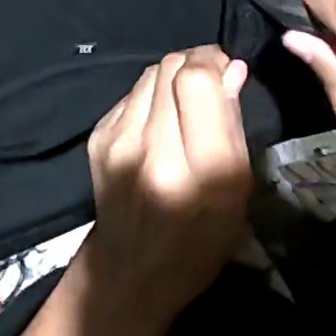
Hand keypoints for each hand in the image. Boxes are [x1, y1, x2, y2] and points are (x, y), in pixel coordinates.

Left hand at [80, 46, 252, 325]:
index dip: (213, 62)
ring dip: (173, 76)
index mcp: (201, 171)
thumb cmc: (200, 238)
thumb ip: (233, 124)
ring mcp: (117, 143)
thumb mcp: (238, 192)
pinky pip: (132, 91)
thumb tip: (232, 67)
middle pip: (172, 66)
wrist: (129, 273)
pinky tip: (158, 120)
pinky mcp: (97, 138)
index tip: (225, 69)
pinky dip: (152, 94)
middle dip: (196, 63)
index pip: (197, 80)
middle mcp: (153, 150)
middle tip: (209, 81)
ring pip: (151, 72)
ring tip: (184, 101)